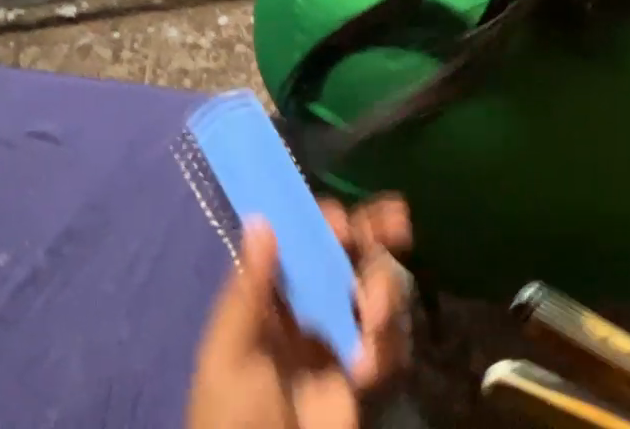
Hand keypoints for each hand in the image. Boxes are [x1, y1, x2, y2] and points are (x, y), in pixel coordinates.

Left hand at [187, 197, 413, 428]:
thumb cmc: (236, 424)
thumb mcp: (228, 361)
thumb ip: (248, 293)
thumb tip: (261, 220)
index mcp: (272, 299)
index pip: (305, 241)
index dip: (328, 224)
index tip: (344, 225)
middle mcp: (311, 306)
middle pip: (352, 252)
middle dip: (378, 234)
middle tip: (400, 224)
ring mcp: (342, 334)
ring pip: (380, 287)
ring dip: (382, 301)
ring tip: (369, 338)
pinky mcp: (369, 365)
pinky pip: (393, 335)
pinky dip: (388, 346)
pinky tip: (368, 373)